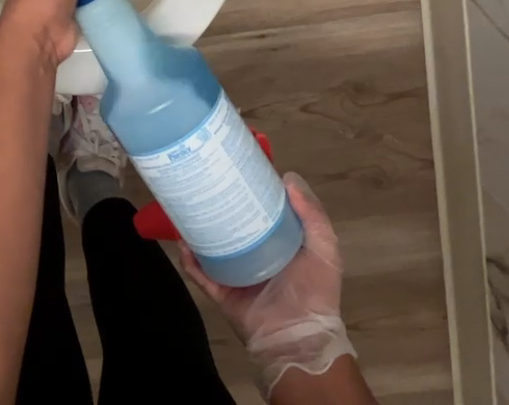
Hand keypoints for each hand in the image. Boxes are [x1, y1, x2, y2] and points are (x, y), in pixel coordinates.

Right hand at [180, 173, 354, 397]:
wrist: (298, 338)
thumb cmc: (315, 292)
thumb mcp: (324, 249)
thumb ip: (312, 215)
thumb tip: (287, 177)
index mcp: (277, 243)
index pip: (259, 211)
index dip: (248, 191)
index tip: (234, 169)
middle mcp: (253, 254)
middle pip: (230, 224)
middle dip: (217, 205)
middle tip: (203, 183)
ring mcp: (234, 273)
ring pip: (210, 245)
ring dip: (197, 228)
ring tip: (186, 207)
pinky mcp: (220, 290)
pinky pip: (200, 272)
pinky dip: (189, 258)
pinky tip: (183, 242)